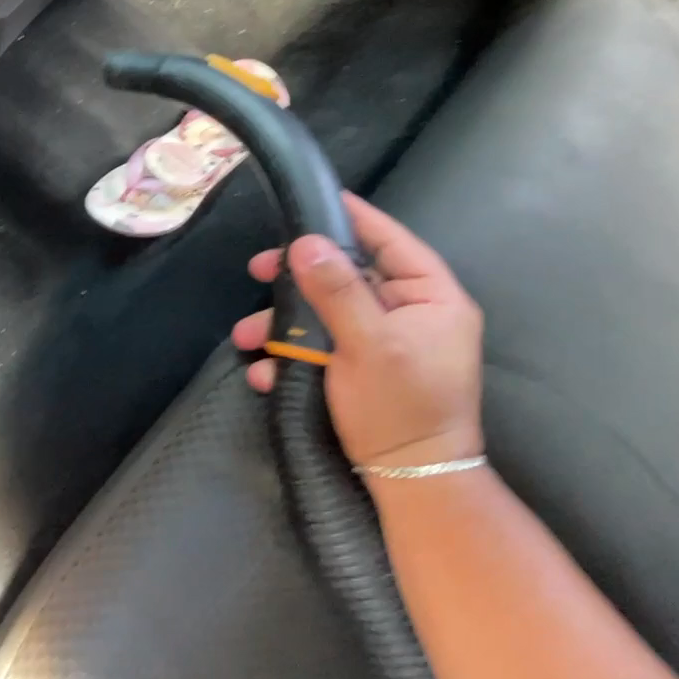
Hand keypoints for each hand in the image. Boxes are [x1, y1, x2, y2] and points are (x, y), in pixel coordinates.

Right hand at [232, 193, 484, 469]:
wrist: (410, 481)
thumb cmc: (401, 408)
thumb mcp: (368, 345)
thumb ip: (337, 291)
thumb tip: (306, 242)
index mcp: (431, 299)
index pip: (392, 242)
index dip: (354, 218)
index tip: (315, 197)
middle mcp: (409, 313)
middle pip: (347, 274)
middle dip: (296, 279)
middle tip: (257, 271)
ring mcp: (382, 340)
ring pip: (323, 311)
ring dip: (281, 324)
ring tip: (247, 339)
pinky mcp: (358, 366)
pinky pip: (319, 345)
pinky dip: (290, 355)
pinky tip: (267, 373)